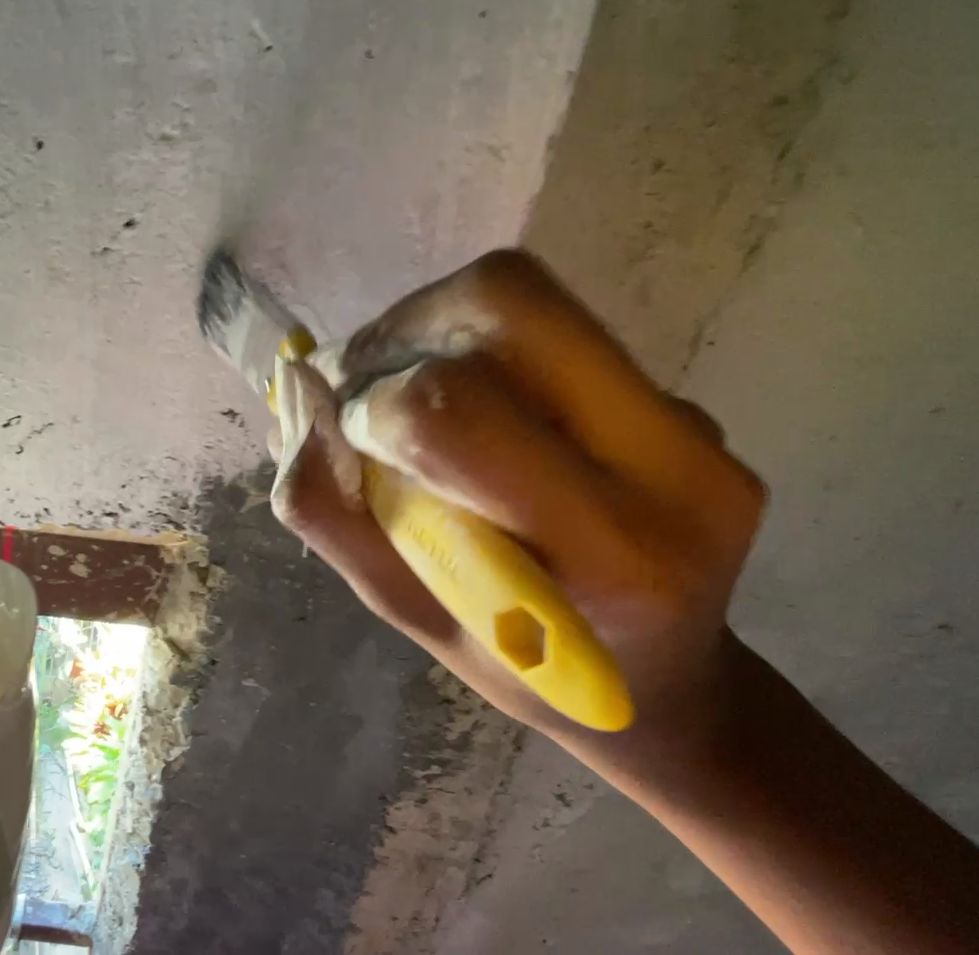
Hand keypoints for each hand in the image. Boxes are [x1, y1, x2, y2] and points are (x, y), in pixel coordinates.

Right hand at [269, 249, 765, 764]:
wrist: (664, 682)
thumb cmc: (522, 672)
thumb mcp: (406, 615)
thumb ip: (331, 512)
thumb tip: (292, 399)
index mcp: (608, 550)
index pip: (459, 410)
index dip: (374, 409)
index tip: (349, 441)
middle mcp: (670, 459)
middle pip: (507, 303)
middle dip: (398, 332)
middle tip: (357, 388)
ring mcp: (686, 416)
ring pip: (521, 296)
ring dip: (421, 328)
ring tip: (393, 390)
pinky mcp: (674, 395)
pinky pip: (542, 326)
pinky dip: (461, 345)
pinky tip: (454, 402)